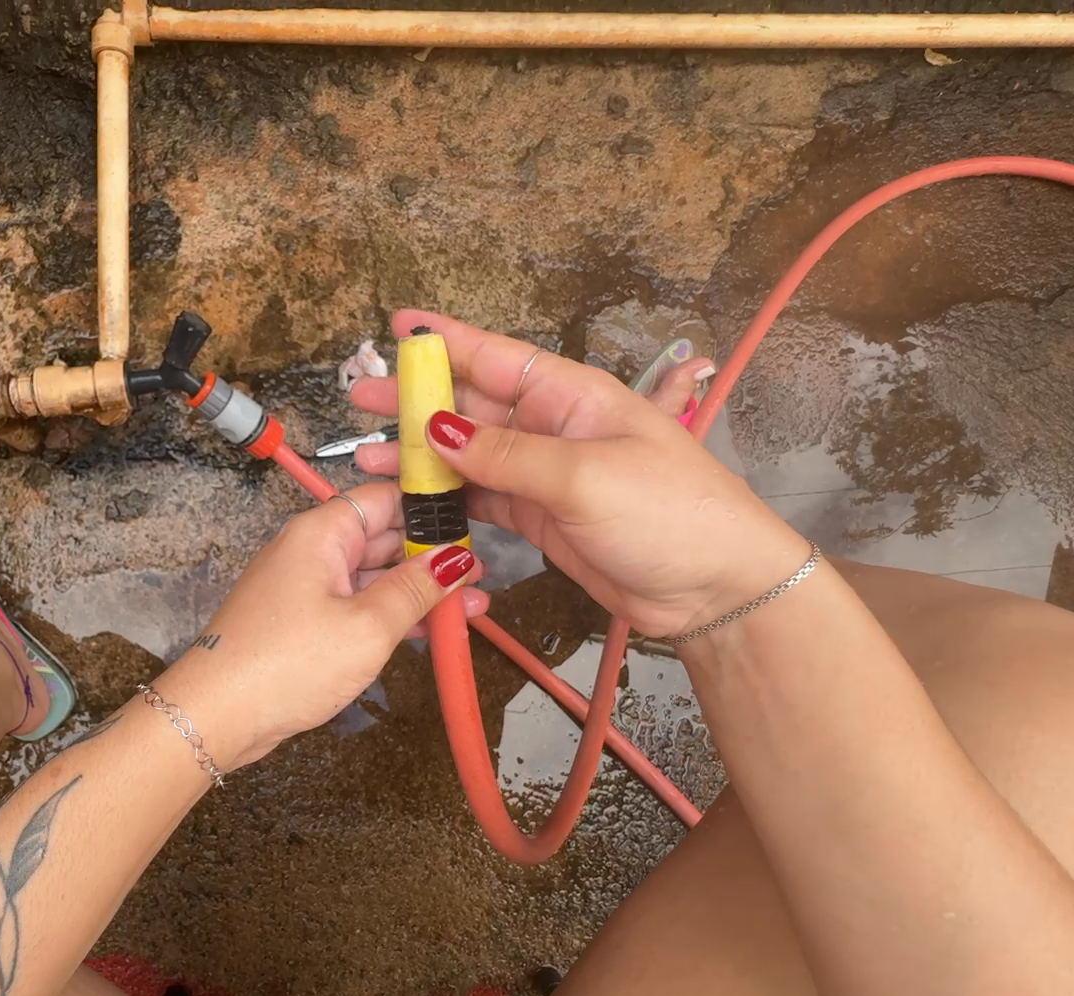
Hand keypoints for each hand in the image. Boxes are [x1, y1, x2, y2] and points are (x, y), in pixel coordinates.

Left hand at [155, 482, 485, 768]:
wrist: (219, 715)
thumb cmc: (289, 662)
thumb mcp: (367, 626)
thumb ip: (415, 589)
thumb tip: (456, 558)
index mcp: (321, 533)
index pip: (383, 498)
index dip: (429, 508)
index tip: (473, 524)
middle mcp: (312, 550)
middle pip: (382, 537)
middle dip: (432, 555)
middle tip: (483, 575)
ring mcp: (307, 587)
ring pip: (373, 576)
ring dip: (418, 591)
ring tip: (474, 607)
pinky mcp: (305, 620)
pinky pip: (357, 605)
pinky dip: (392, 615)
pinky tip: (433, 629)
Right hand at [350, 310, 809, 638]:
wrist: (711, 589)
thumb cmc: (669, 514)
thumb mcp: (585, 477)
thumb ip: (507, 455)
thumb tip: (438, 430)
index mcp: (570, 396)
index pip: (496, 357)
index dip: (446, 340)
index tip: (398, 327)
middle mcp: (549, 427)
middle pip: (470, 406)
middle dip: (415, 401)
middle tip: (362, 397)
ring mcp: (539, 473)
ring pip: (466, 455)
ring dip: (419, 455)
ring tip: (368, 457)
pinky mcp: (534, 515)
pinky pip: (477, 497)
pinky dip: (443, 497)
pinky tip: (409, 496)